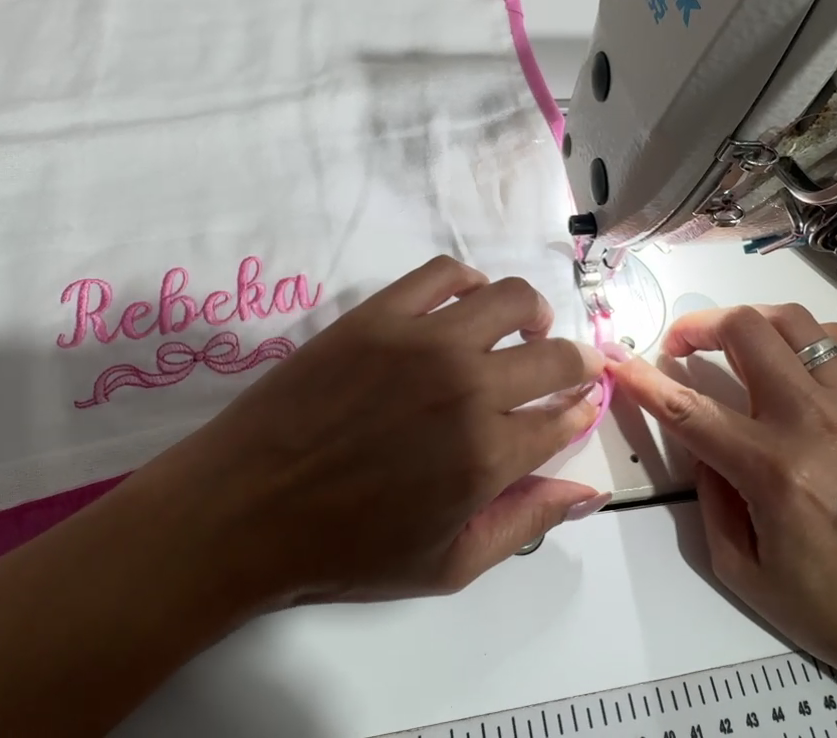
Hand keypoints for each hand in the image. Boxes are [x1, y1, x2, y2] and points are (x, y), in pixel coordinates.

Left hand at [139, 256, 608, 606]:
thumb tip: (591, 492)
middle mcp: (468, 388)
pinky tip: (468, 303)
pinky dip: (471, 280)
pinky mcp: (379, 314)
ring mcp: (422, 341)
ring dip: (533, 314)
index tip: (575, 406)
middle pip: (554, 354)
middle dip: (574, 363)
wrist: (245, 508)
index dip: (578, 409)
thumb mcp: (447, 563)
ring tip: (524, 329)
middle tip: (564, 369)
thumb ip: (526, 524)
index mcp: (487, 456)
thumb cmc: (346, 548)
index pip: (564, 416)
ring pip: (511, 297)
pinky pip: (444, 273)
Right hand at [607, 305, 836, 737]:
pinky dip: (800, 335)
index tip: (618, 362)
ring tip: (730, 342)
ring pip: (794, 320)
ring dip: (749, 319)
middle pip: (745, 330)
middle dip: (696, 325)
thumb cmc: (835, 613)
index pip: (689, 407)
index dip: (643, 380)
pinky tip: (787, 360)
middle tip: (678, 346)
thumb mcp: (743, 571)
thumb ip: (710, 497)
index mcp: (773, 470)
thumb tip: (703, 444)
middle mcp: (813, 421)